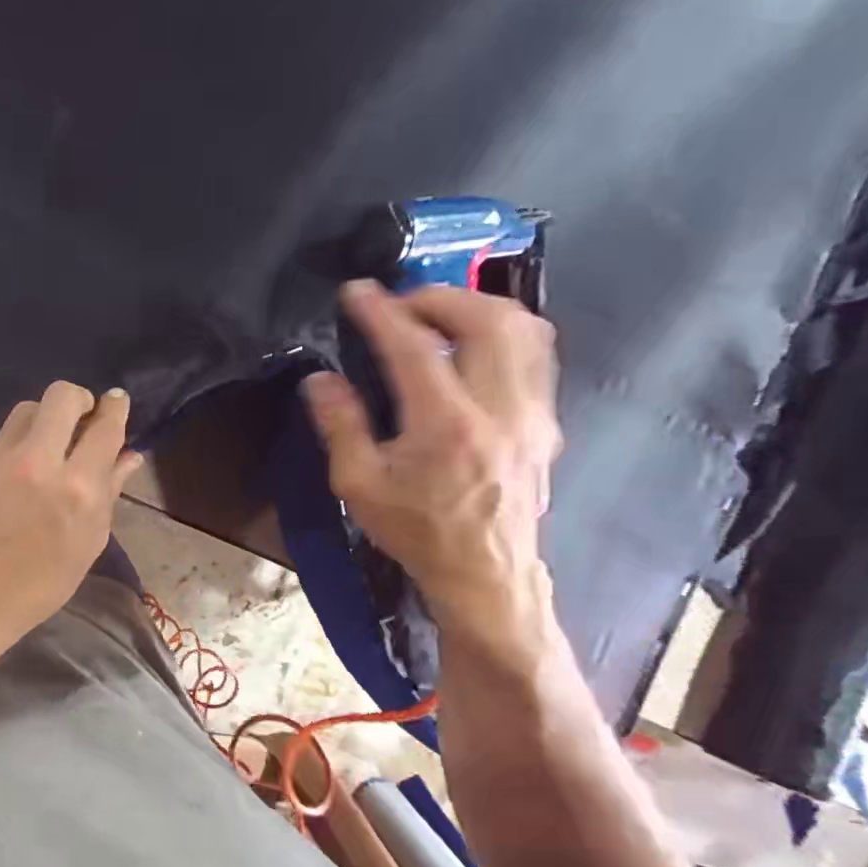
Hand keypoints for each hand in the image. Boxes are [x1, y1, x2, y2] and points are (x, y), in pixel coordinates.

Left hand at [0, 381, 143, 658]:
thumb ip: (110, 488)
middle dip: (78, 399)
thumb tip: (129, 454)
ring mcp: (0, 459)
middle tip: (81, 418)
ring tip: (47, 446)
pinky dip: (17, 447)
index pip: (105, 427)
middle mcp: (39, 462)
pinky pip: (3, 438)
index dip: (115, 407)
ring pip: (28, 408)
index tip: (116, 401)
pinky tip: (17, 477)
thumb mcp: (92, 537)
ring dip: (45, 419)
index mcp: (78, 487)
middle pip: (62, 395)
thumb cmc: (46, 578)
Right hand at [302, 280, 561, 655]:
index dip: (381, 311)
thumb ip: (340, 426)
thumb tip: (320, 379)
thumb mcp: (359, 486)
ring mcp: (533, 412)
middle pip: (485, 319)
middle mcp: (499, 408)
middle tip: (400, 304)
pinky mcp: (546, 420)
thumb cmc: (417, 532)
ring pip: (523, 328)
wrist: (486, 575)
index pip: (414, 347)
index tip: (357, 292)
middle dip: (437, 296)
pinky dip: (501, 332)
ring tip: (436, 316)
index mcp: (446, 426)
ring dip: (475, 307)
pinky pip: (534, 353)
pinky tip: (470, 347)